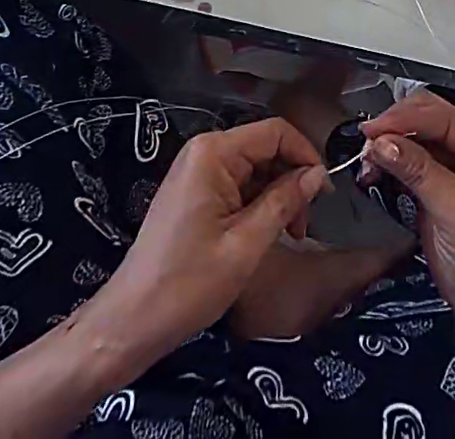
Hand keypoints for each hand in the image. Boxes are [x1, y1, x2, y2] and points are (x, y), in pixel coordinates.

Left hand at [83, 119, 329, 362]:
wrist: (130, 323)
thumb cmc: (188, 283)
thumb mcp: (246, 243)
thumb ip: (284, 201)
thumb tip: (319, 173)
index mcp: (214, 153)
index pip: (275, 132)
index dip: (306, 155)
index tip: (324, 192)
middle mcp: (205, 151)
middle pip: (266, 149)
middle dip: (292, 180)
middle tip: (304, 224)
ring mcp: (198, 171)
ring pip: (256, 168)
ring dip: (279, 196)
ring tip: (290, 235)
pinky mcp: (196, 191)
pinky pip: (239, 184)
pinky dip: (260, 204)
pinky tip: (268, 233)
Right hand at [360, 93, 454, 327]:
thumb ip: (418, 170)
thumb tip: (381, 141)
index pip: (445, 117)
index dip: (406, 118)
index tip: (372, 129)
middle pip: (430, 122)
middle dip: (397, 129)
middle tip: (366, 144)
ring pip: (417, 140)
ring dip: (390, 147)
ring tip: (368, 162)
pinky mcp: (442, 186)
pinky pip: (413, 163)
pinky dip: (392, 164)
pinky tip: (376, 171)